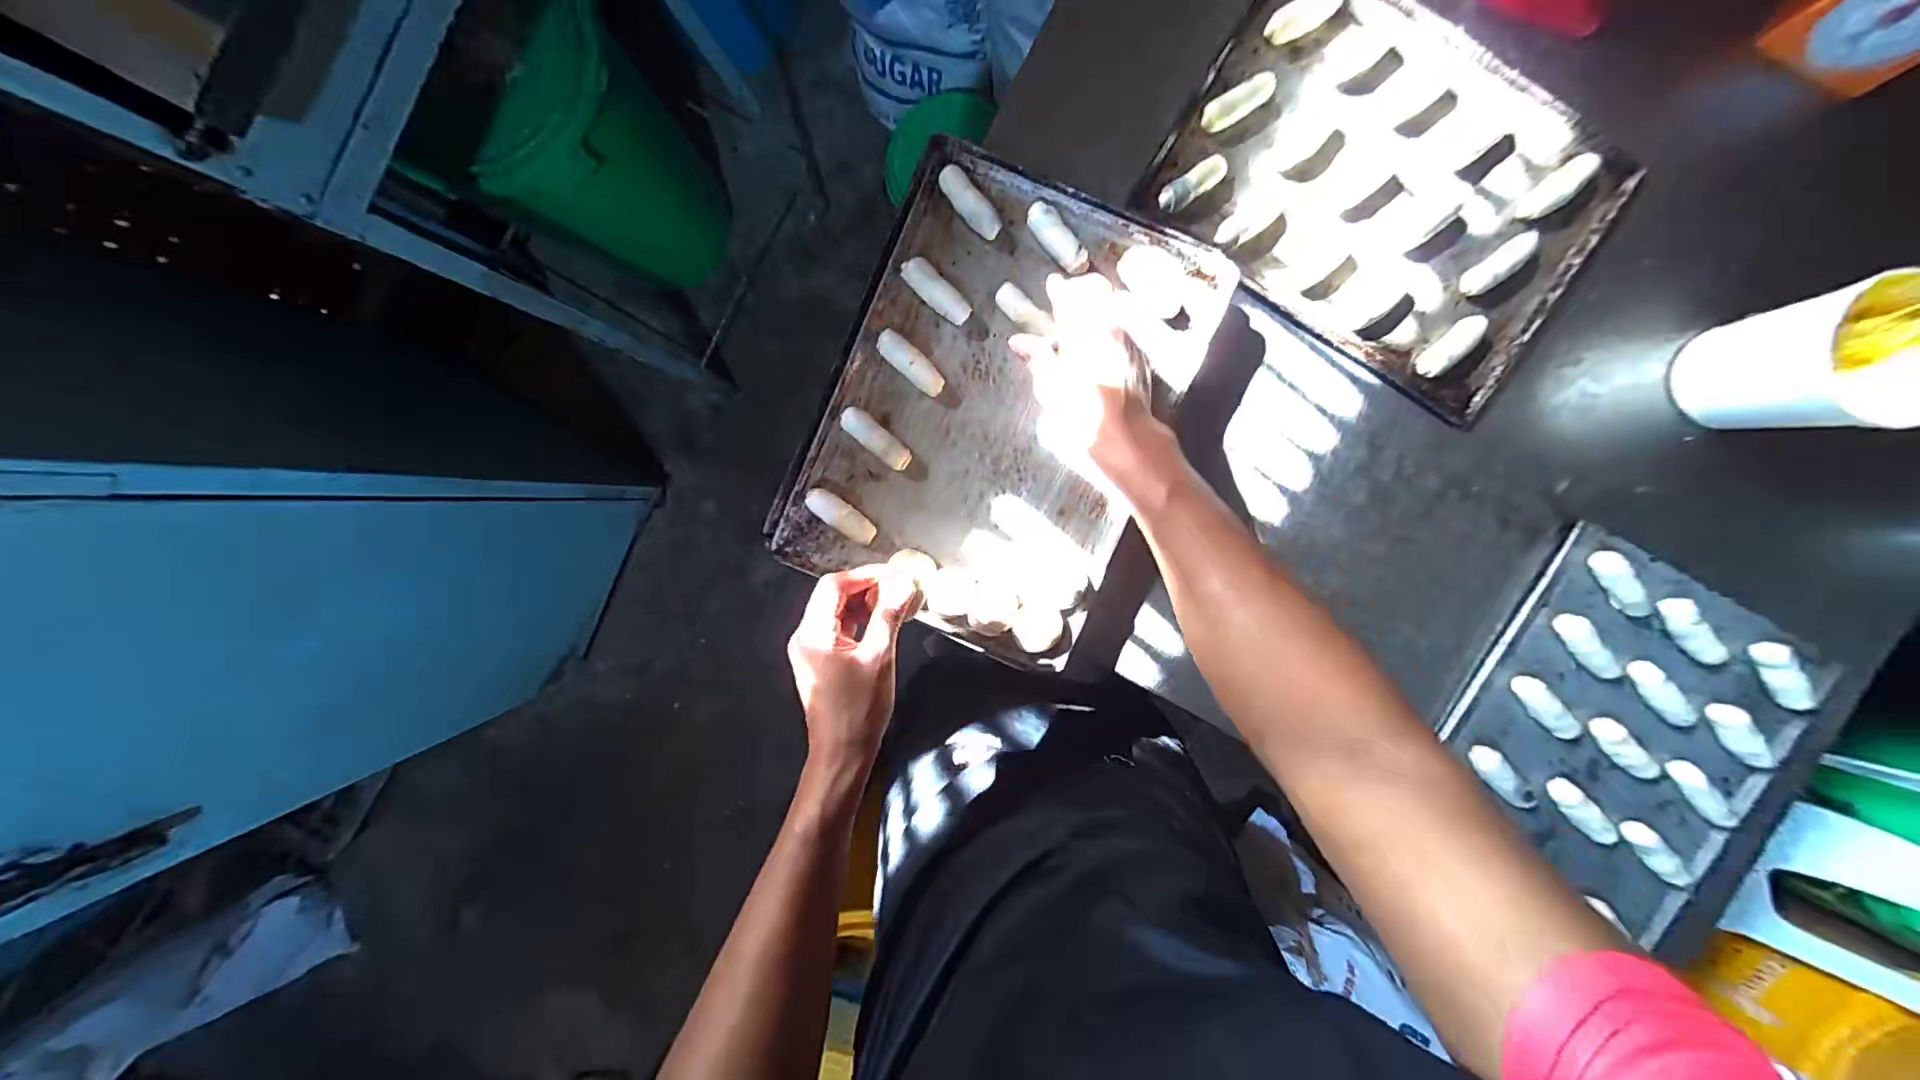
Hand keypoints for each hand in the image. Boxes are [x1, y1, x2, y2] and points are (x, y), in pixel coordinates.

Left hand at [787, 564, 918, 769]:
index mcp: (813, 633)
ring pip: (835, 612)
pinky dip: (859, 620)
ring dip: (863, 603)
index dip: (864, 575)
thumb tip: (902, 585)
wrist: (842, 752)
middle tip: (896, 587)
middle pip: (831, 596)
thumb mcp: (880, 657)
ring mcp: (810, 650)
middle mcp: (805, 637)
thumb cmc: (859, 709)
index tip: (892, 574)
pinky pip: (837, 629)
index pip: (833, 586)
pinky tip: (881, 620)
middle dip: (865, 587)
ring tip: (893, 601)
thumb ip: (888, 616)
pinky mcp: (819, 661)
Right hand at [1009, 273, 1179, 508]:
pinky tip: (1103, 337)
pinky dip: (1112, 324)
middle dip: (1082, 289)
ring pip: (1113, 308)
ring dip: (1099, 305)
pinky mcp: (1140, 358)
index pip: (1067, 300)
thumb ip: (1037, 360)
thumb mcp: (1049, 391)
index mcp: (1080, 335)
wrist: (1127, 441)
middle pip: (1097, 293)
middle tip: (1070, 293)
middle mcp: (1108, 331)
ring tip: (1086, 313)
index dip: (1058, 290)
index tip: (1052, 285)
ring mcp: (1128, 342)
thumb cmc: (1082, 420)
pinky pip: (1124, 328)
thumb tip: (1021, 342)